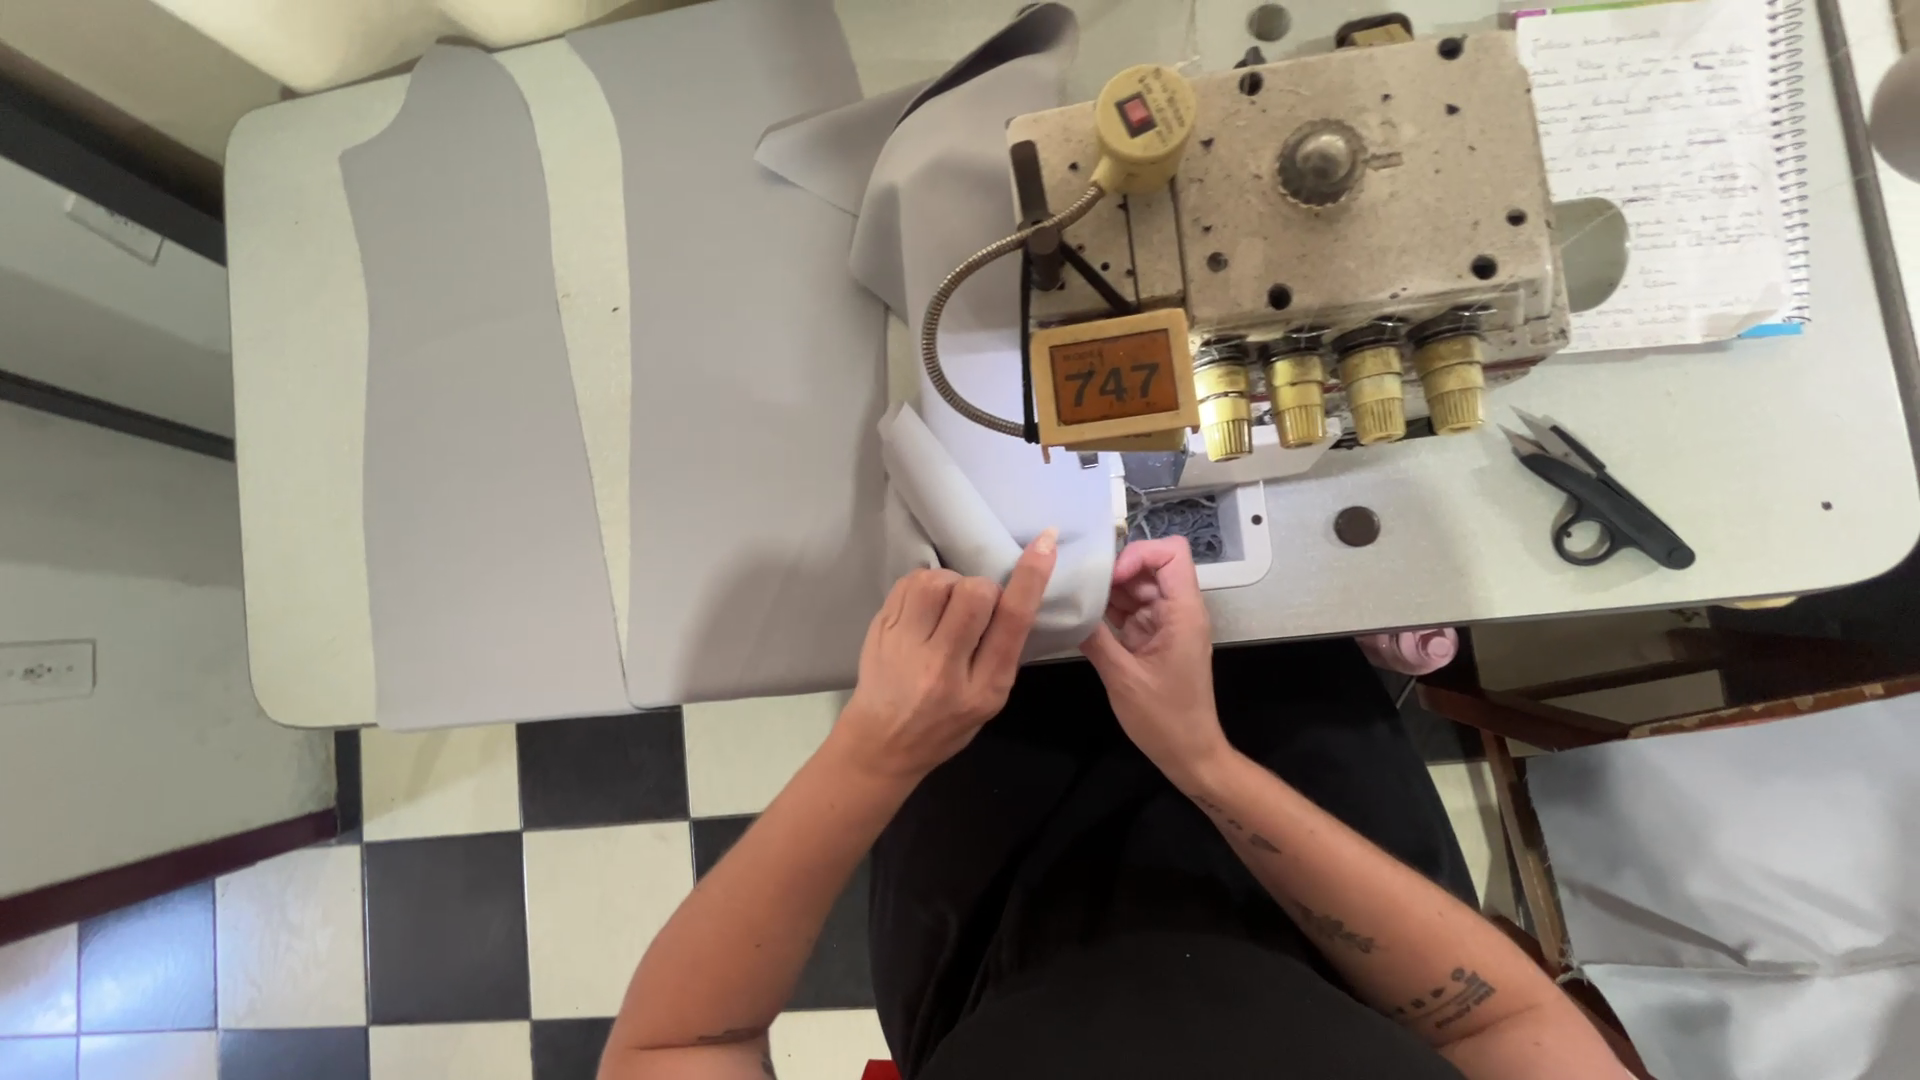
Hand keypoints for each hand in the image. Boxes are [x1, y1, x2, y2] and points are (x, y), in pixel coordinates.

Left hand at [833, 531, 1057, 780]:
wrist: (883, 743)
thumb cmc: (945, 725)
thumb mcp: (989, 700)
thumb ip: (1002, 652)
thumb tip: (1013, 596)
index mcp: (984, 687)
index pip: (1013, 620)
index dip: (1032, 576)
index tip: (1045, 543)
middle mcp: (944, 666)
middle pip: (976, 593)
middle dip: (983, 588)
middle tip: (975, 608)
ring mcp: (907, 647)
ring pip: (937, 581)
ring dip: (951, 583)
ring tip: (947, 603)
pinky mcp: (881, 629)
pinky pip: (909, 582)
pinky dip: (924, 583)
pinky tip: (925, 605)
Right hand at [1080, 537, 1228, 787]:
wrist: (1189, 754)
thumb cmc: (1164, 718)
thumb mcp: (1123, 677)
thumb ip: (1094, 637)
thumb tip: (1065, 607)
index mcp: (1183, 612)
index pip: (1171, 553)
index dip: (1139, 554)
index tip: (1110, 577)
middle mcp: (1178, 610)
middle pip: (1149, 566)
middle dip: (1115, 571)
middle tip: (1080, 586)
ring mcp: (1165, 623)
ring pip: (1136, 587)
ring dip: (1108, 590)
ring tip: (1074, 597)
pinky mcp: (1152, 637)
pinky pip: (1130, 610)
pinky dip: (1107, 609)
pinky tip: (1081, 614)